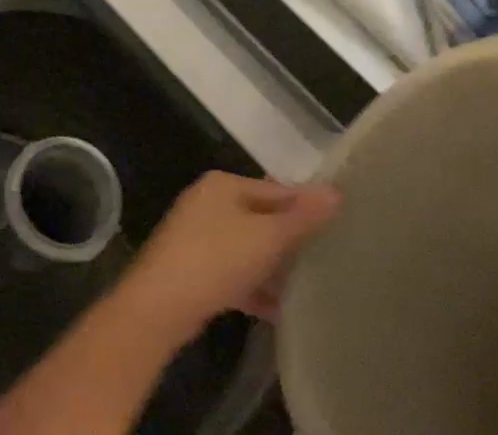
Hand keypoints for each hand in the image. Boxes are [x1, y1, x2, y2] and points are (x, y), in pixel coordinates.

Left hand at [118, 172, 341, 339]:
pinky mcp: (192, 271)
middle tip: (327, 259)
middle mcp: (207, 204)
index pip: (276, 189)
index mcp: (223, 185)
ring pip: (246, 248)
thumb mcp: (267, 236)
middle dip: (290, 240)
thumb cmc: (216, 259)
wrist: (159, 306)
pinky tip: (280, 311)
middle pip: (260, 218)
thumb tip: (336, 191)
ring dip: (273, 267)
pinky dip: (254, 289)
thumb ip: (303, 216)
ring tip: (309, 287)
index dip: (306, 207)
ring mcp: (196, 238)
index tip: (338, 227)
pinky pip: (232, 275)